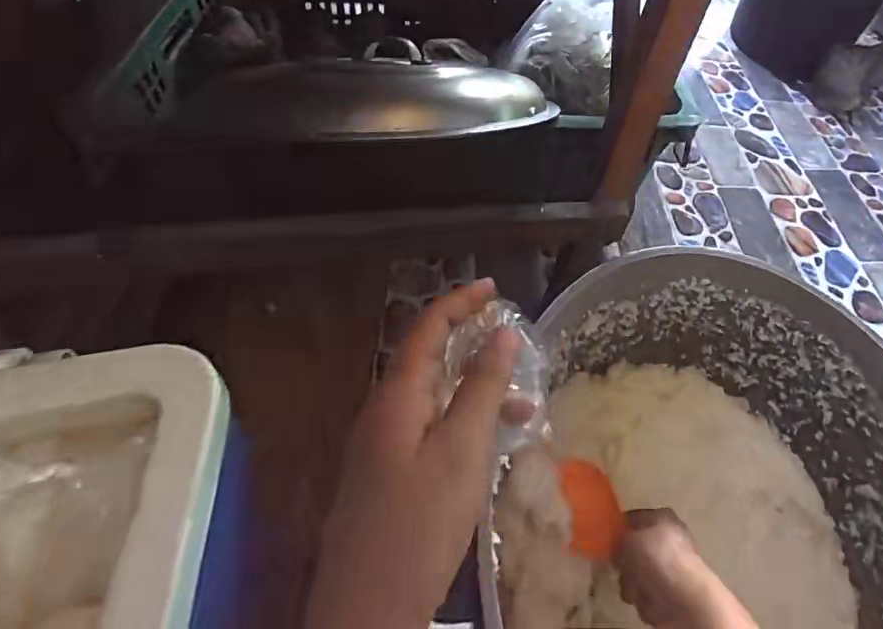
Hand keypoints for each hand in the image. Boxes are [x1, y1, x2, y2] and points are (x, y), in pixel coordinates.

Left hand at [304, 280, 523, 628]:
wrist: (363, 616)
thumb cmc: (419, 525)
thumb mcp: (463, 450)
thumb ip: (483, 387)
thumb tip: (502, 333)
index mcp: (396, 396)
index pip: (428, 328)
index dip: (460, 301)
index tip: (493, 286)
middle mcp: (383, 413)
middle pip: (427, 359)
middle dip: (467, 340)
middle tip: (508, 333)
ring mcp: (381, 447)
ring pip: (432, 398)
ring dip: (472, 388)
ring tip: (520, 396)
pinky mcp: (387, 477)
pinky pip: (429, 429)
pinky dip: (462, 422)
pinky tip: (492, 443)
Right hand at [616, 509, 757, 628]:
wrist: (689, 602)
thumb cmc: (662, 560)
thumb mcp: (633, 538)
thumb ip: (620, 537)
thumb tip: (616, 544)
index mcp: (661, 518)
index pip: (632, 518)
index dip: (618, 530)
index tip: (608, 543)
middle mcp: (666, 540)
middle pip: (632, 550)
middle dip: (625, 564)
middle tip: (624, 570)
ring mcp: (667, 569)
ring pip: (635, 575)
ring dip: (632, 584)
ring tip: (640, 589)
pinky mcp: (667, 595)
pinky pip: (644, 595)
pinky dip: (644, 600)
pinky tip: (651, 601)